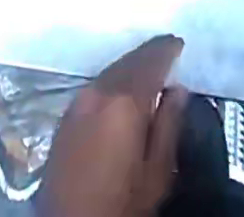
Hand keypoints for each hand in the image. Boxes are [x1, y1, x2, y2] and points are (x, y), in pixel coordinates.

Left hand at [36, 36, 188, 216]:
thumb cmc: (121, 206)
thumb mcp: (157, 173)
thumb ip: (169, 125)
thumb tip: (177, 90)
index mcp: (124, 102)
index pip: (150, 61)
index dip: (166, 49)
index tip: (179, 43)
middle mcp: (98, 93)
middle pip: (128, 61)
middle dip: (149, 53)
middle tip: (167, 47)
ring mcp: (77, 104)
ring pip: (110, 71)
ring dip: (131, 64)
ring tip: (149, 64)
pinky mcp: (65, 119)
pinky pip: (96, 85)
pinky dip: (114, 78)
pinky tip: (122, 87)